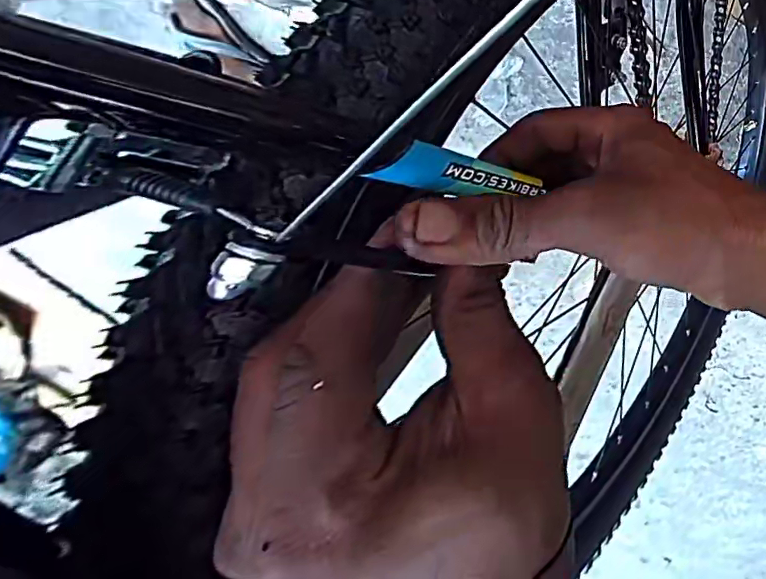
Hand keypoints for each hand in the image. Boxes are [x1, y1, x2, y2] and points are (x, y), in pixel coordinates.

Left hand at [216, 262, 569, 578]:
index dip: (364, 276)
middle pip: (285, 359)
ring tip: (400, 281)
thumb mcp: (510, 405)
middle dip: (352, 292)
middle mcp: (264, 524)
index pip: (321, 352)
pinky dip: (334, 351)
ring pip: (280, 375)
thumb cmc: (506, 535)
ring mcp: (255, 519)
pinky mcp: (268, 505)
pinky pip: (287, 402)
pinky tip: (376, 322)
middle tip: (407, 252)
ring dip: (343, 316)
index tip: (401, 231)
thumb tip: (454, 249)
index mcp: (321, 507)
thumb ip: (474, 314)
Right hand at [390, 106, 765, 307]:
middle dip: (508, 190)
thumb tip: (440, 223)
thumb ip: (510, 222)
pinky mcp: (639, 213)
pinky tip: (540, 251)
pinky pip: (584, 213)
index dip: (491, 158)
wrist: (751, 259)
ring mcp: (629, 181)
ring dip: (531, 212)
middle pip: (544, 160)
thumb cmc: (683, 221)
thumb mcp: (584, 217)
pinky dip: (557, 229)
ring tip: (501, 241)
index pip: (531, 130)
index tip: (459, 189)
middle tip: (474, 222)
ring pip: (563, 190)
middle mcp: (617, 147)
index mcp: (607, 126)